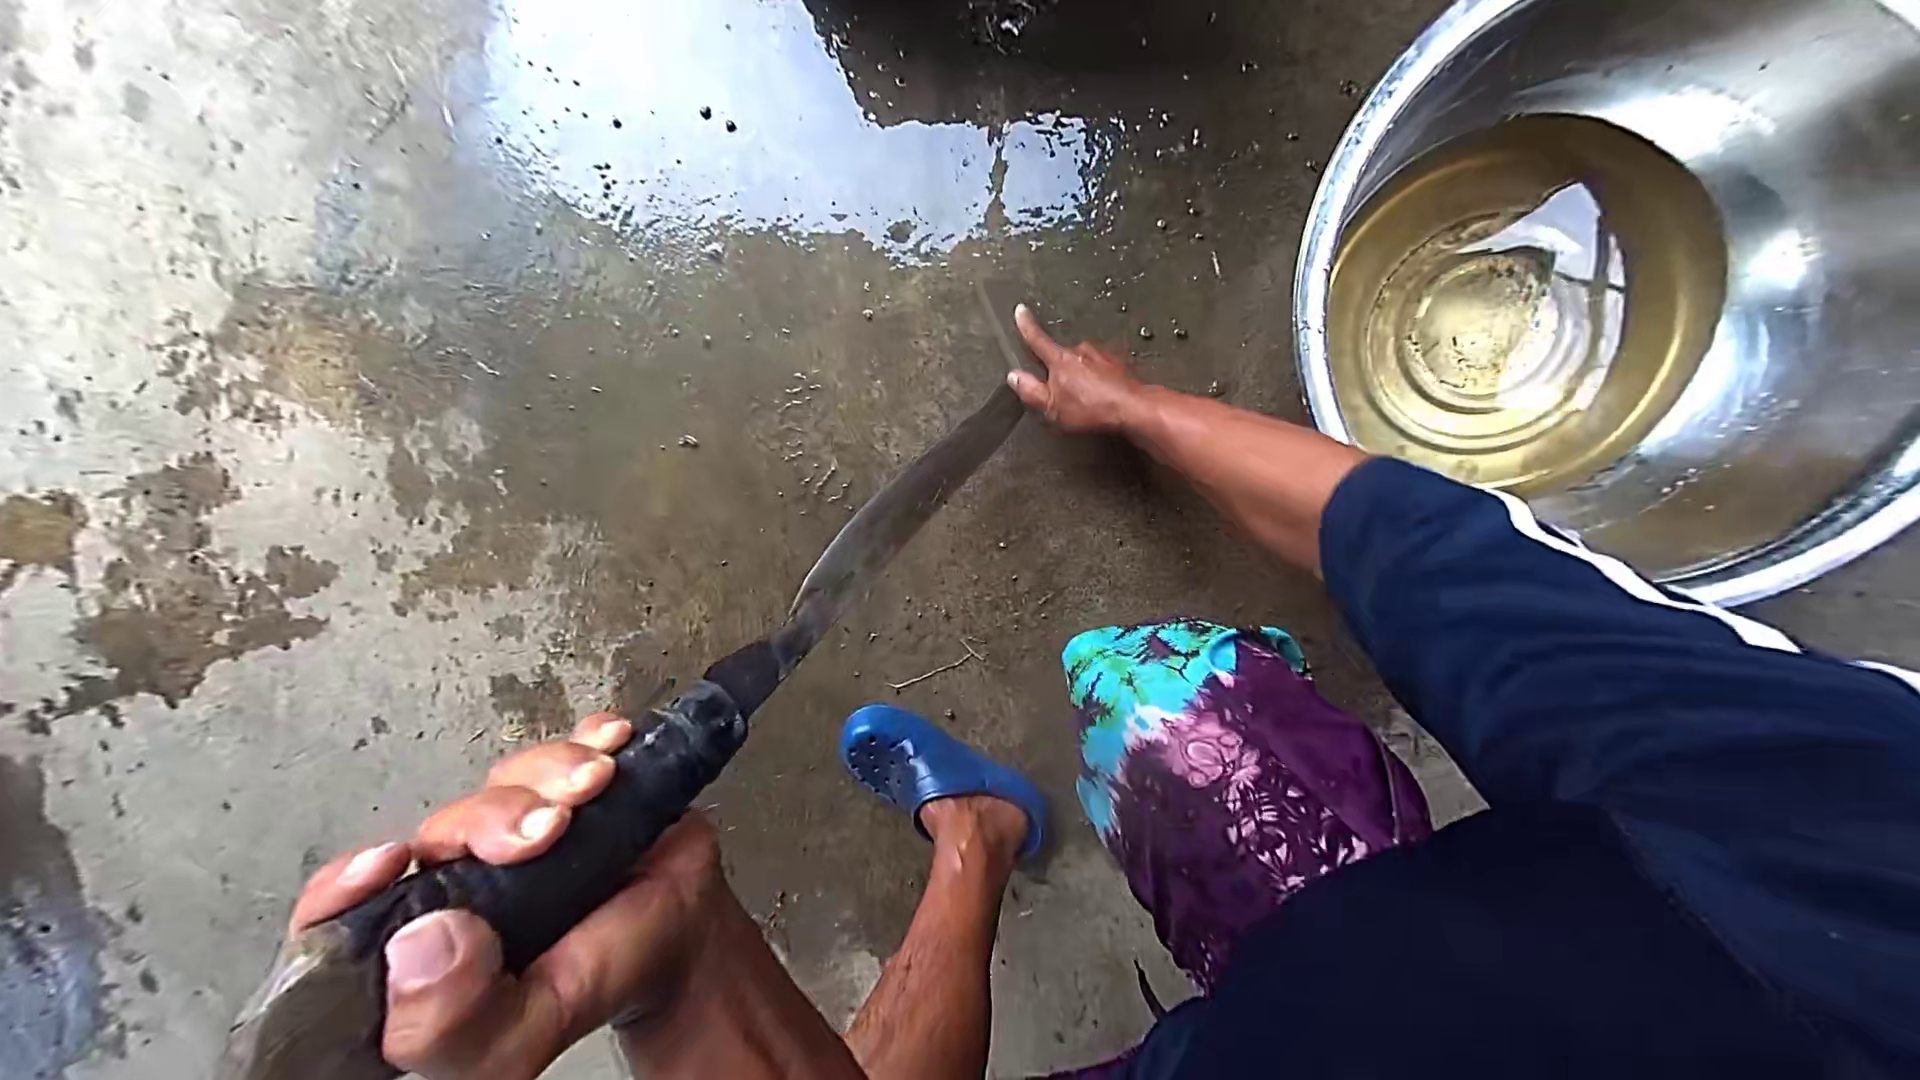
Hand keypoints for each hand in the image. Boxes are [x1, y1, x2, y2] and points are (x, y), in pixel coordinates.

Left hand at [290, 713, 726, 1079]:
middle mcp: (474, 868)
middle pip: (453, 822)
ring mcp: (536, 814)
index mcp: (434, 935)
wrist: (689, 924)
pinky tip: (613, 745)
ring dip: (556, 770)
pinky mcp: (592, 776)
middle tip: (548, 830)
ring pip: (515, 772)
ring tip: (598, 784)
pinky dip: (595, 734)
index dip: (354, 882)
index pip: (356, 907)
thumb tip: (419, 942)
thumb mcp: (518, 1039)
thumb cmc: (606, 976)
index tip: (393, 861)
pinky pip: (577, 737)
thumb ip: (452, 1023)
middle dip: (497, 816)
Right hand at [1006, 303, 1146, 433]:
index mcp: (1060, 360)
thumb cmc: (1093, 407)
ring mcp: (1100, 355)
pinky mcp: (1115, 363)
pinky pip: (1098, 370)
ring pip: (1080, 365)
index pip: (1037, 339)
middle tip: (1063, 397)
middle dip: (1059, 374)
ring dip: (1080, 379)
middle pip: (1060, 357)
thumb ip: (1030, 390)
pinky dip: (1096, 382)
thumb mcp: (1052, 406)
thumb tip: (1015, 377)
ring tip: (1085, 402)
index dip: (1026, 325)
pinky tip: (1100, 398)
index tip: (1021, 311)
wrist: (1130, 407)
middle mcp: (1080, 351)